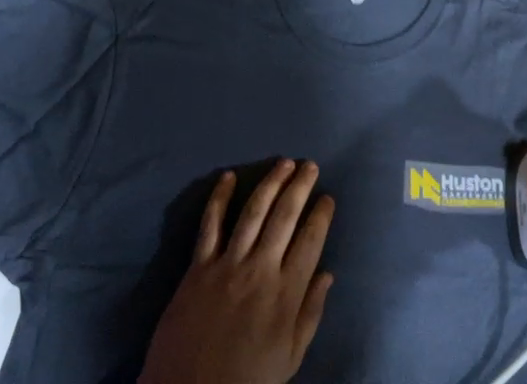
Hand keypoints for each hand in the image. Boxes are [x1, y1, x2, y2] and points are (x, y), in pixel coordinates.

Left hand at [138, 159, 335, 383]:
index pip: (310, 242)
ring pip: (252, 213)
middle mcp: (260, 270)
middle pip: (284, 218)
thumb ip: (310, 313)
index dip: (320, 216)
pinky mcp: (198, 267)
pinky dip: (219, 198)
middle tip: (310, 165)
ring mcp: (227, 264)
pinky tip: (228, 177)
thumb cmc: (247, 378)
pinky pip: (210, 225)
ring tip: (284, 163)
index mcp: (286, 293)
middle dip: (300, 188)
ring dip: (270, 184)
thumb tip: (328, 274)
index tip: (327, 197)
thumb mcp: (290, 356)